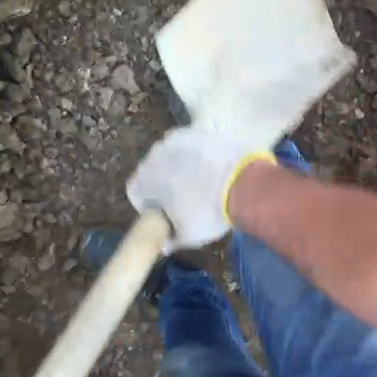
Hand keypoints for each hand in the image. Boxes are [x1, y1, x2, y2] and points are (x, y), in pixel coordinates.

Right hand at [127, 126, 274, 248]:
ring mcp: (176, 139)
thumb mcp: (187, 236)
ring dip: (178, 167)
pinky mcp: (197, 131)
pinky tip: (211, 167)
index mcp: (144, 180)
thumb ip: (169, 241)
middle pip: (151, 171)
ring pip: (170, 156)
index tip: (162, 214)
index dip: (147, 205)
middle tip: (182, 200)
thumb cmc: (207, 213)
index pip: (135, 193)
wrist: (242, 184)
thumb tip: (163, 245)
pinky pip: (189, 144)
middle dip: (162, 184)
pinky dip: (196, 155)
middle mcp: (153, 155)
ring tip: (199, 182)